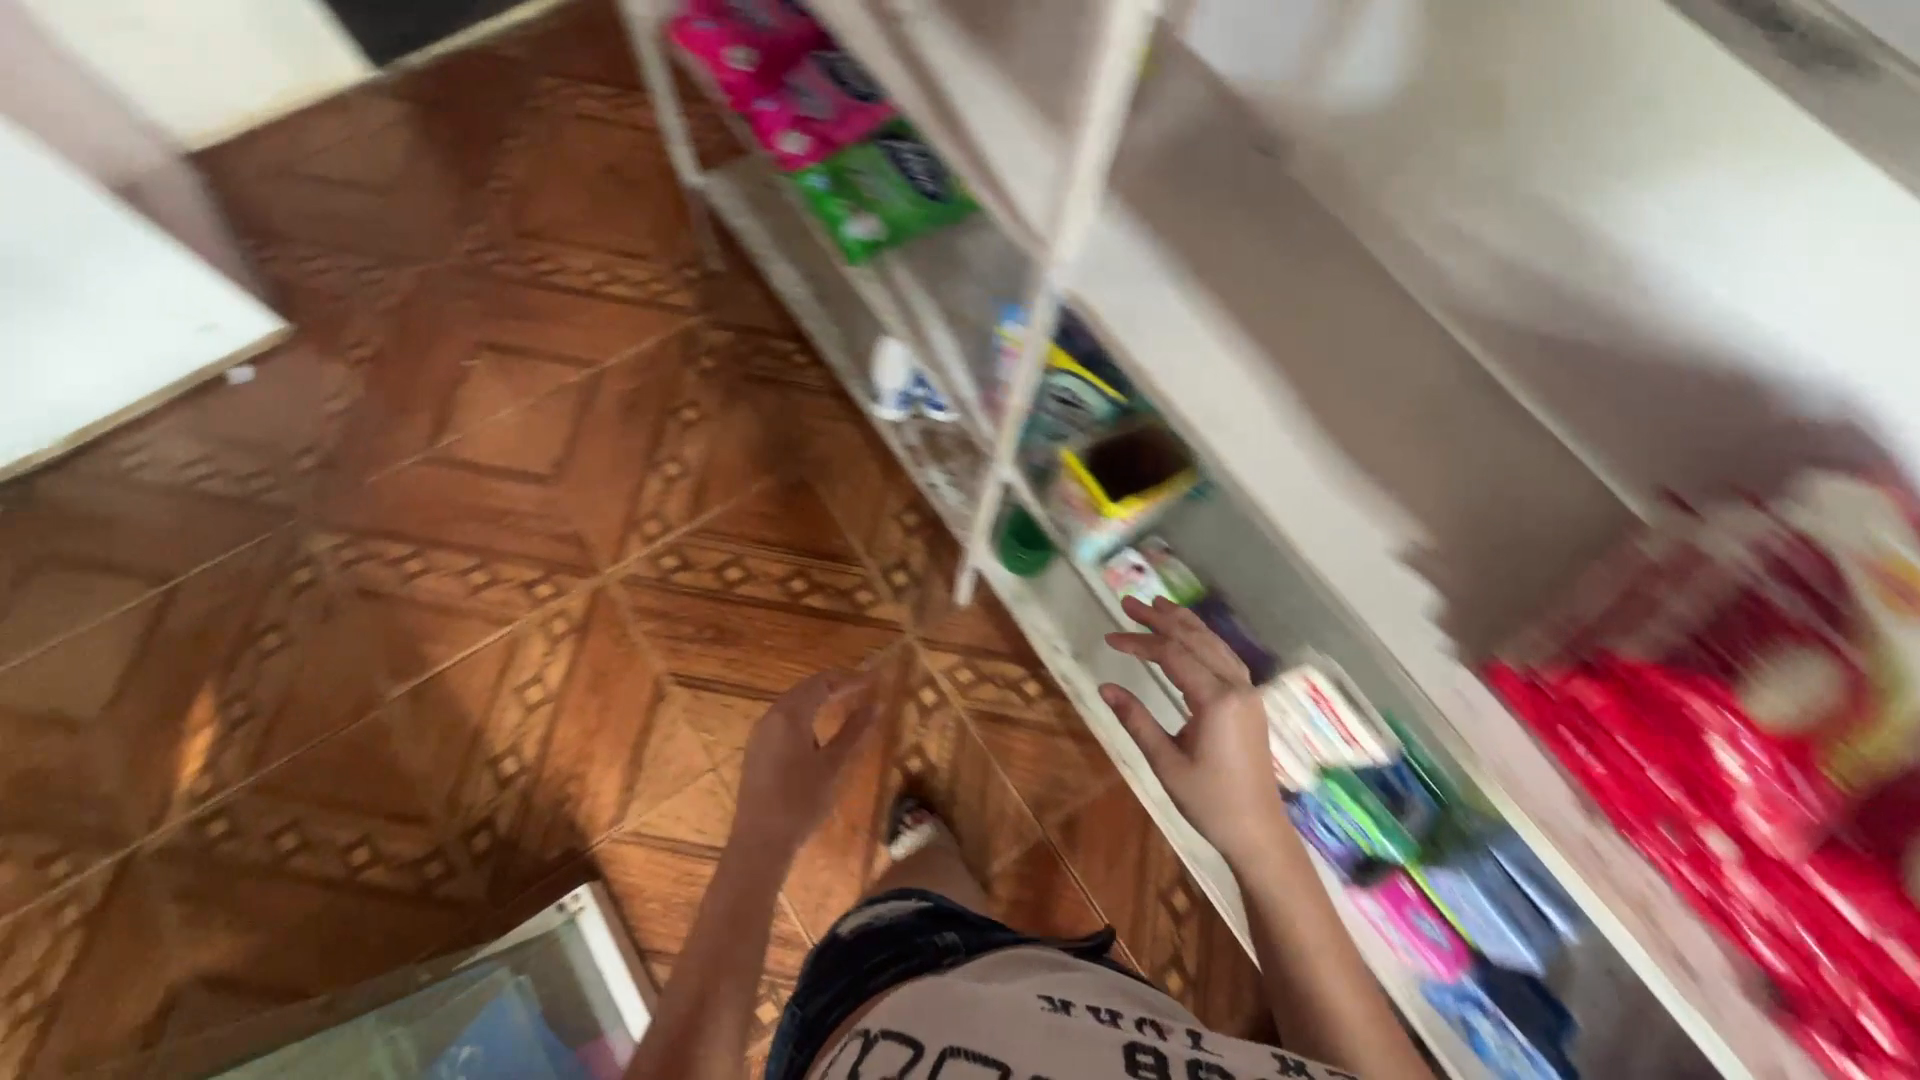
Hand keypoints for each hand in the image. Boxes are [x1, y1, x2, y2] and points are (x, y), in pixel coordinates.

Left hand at [730, 669, 881, 860]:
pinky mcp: (756, 751)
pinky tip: (817, 733)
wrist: (760, 841)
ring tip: (843, 706)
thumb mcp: (833, 765)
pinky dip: (803, 718)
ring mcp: (759, 735)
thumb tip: (875, 704)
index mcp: (789, 715)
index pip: (820, 683)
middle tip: (861, 691)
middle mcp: (769, 717)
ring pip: (791, 705)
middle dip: (832, 687)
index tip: (872, 681)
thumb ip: (854, 731)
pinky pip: (782, 722)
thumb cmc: (801, 801)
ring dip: (817, 701)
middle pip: (804, 690)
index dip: (847, 679)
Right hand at [1101, 596, 1289, 863]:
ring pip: (1214, 644)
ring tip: (1158, 605)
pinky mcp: (1249, 702)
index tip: (1109, 638)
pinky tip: (1189, 637)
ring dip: (1184, 623)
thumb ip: (1136, 720)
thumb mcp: (1165, 763)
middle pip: (1196, 639)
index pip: (1173, 655)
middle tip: (1128, 603)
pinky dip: (1203, 640)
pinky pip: (1225, 658)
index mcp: (1217, 700)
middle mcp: (1237, 687)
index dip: (1140, 642)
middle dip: (1161, 619)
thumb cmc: (1209, 802)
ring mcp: (1247, 693)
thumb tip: (1104, 687)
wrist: (1258, 831)